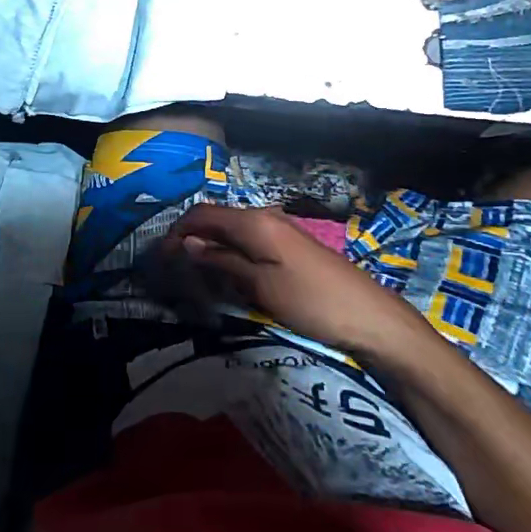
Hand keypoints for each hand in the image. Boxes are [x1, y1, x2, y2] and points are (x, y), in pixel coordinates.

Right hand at [166, 204, 434, 356]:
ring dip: (209, 244)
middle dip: (190, 236)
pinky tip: (225, 270)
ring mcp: (279, 228)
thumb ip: (222, 262)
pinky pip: (247, 238)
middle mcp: (264, 217)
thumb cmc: (312, 302)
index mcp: (254, 222)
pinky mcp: (289, 244)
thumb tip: (187, 245)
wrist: (370, 317)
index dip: (177, 231)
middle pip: (215, 218)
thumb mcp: (261, 286)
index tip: (159, 256)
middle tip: (172, 265)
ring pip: (231, 229)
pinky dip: (228, 250)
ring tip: (193, 270)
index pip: (201, 215)